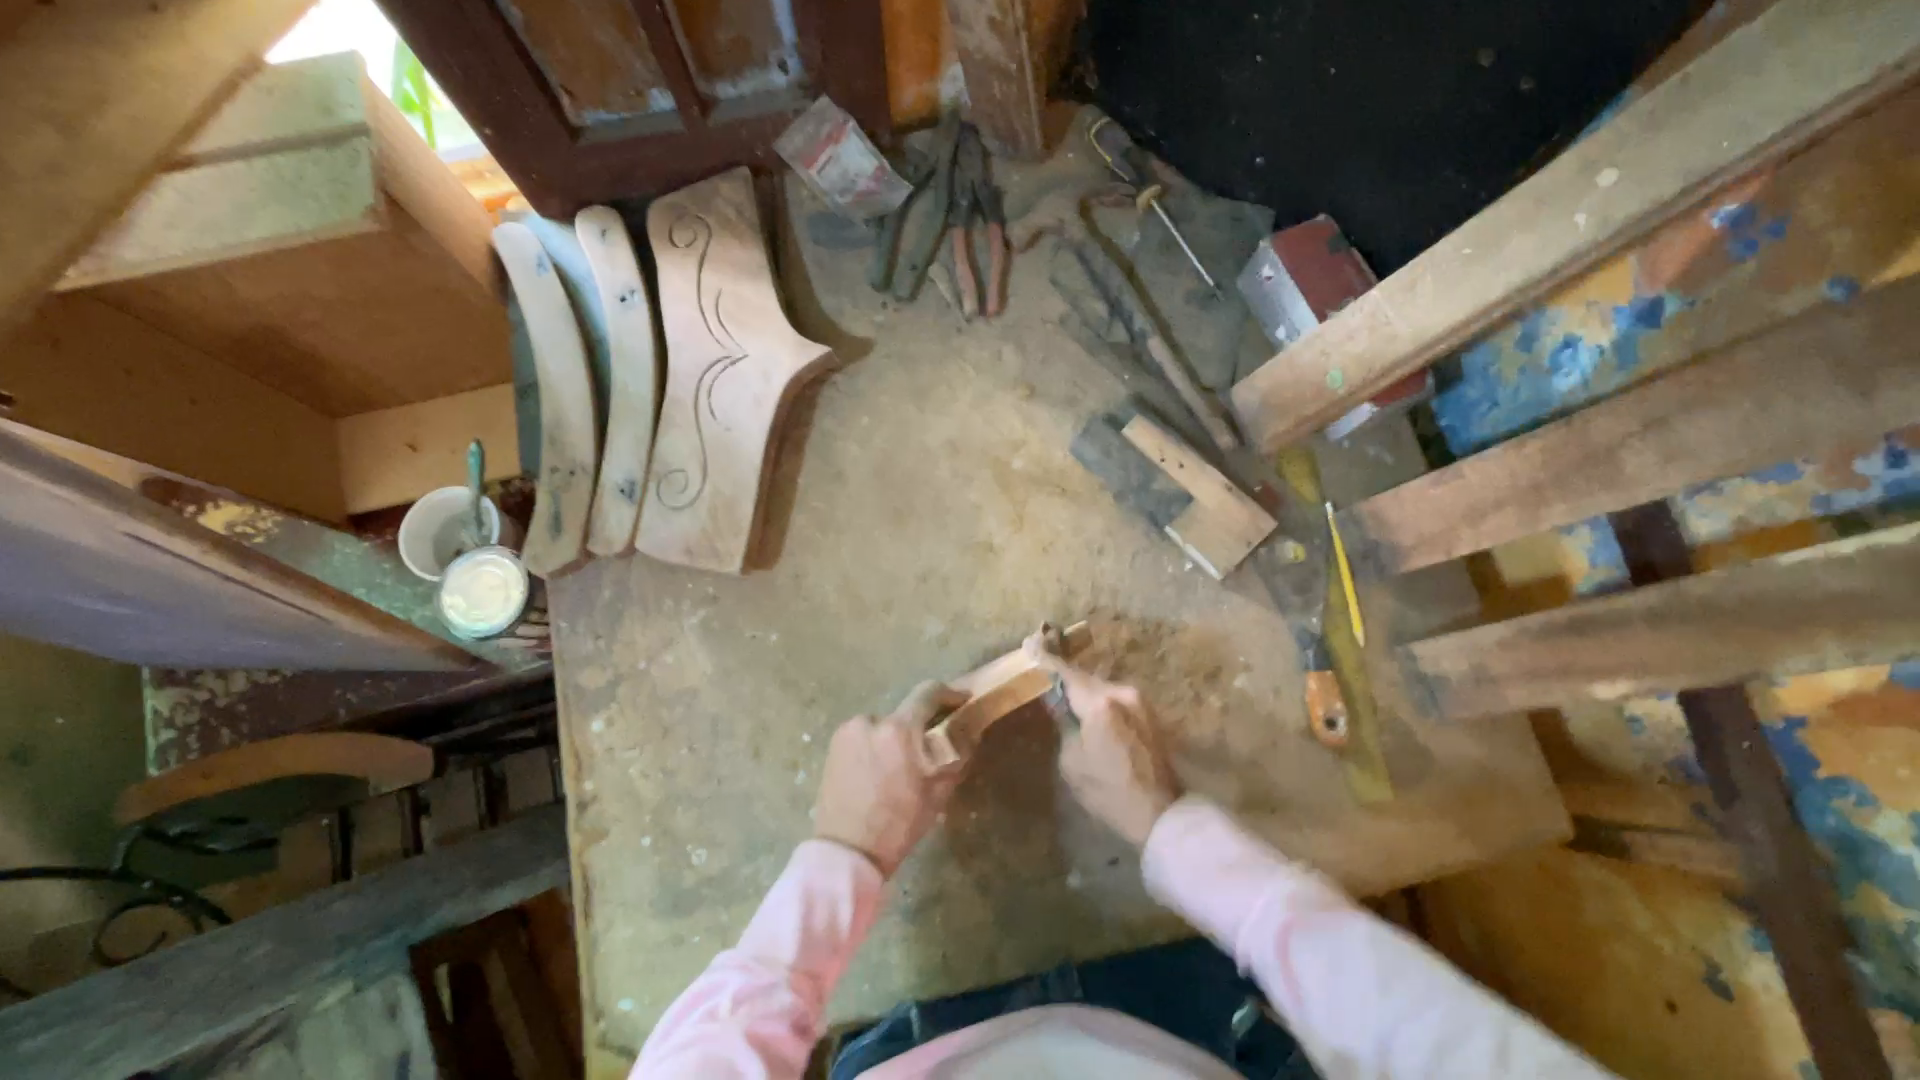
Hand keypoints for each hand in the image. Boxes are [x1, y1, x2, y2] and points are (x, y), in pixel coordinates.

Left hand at [813, 681, 968, 876]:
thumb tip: (969, 729)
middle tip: (927, 750)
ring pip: (882, 727)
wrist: (848, 851)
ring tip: (897, 769)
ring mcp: (847, 732)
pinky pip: (863, 738)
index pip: (928, 693)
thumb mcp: (938, 791)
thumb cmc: (899, 824)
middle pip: (904, 713)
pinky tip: (877, 774)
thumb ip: (956, 753)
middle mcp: (870, 721)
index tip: (961, 701)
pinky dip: (874, 748)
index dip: (949, 694)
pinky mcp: (833, 746)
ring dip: (893, 739)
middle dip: (918, 727)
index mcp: (899, 729)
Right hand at [1029, 641, 1179, 847]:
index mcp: (1100, 704)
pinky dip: (1099, 702)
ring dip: (1083, 692)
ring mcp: (1140, 701)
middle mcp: (1122, 693)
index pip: (1065, 674)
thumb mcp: (1072, 763)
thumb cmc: (1110, 793)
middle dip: (1064, 678)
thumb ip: (1064, 725)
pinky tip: (1088, 713)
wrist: (1161, 814)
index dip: (1045, 660)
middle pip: (1085, 678)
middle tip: (1042, 675)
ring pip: (1101, 688)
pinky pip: (1115, 699)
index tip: (1029, 643)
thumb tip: (1059, 706)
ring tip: (1063, 698)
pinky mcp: (1149, 714)